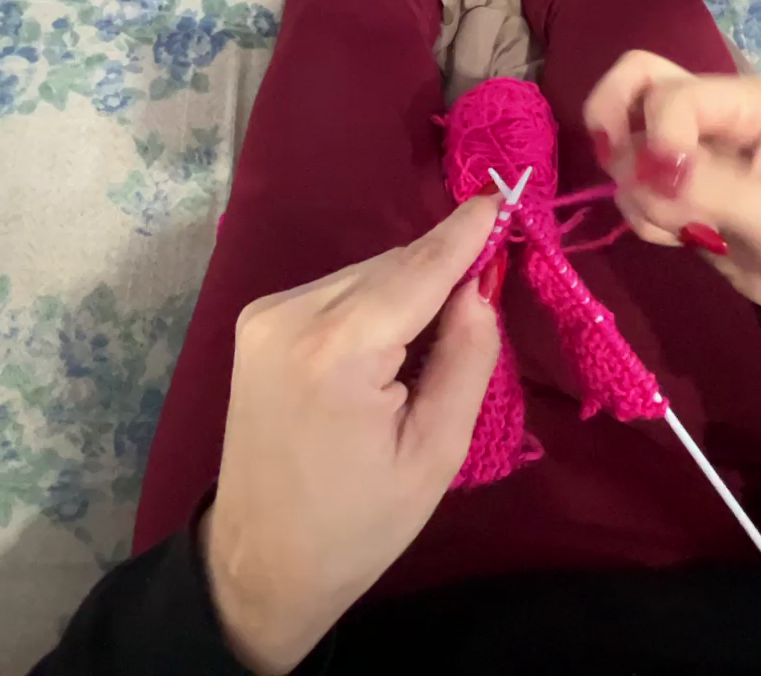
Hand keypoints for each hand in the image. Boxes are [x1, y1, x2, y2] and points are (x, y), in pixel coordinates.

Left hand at [201, 197, 503, 673]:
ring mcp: (267, 312)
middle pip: (391, 267)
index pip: (417, 270)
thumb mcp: (436, 452)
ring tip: (426, 342)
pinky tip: (385, 341)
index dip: (463, 233)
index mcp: (337, 351)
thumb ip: (466, 357)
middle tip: (485, 290)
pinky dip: (374, 300)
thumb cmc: (359, 523)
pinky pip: (339, 289)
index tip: (502, 197)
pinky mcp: (258, 319)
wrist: (259, 562)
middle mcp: (292, 314)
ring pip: (365, 273)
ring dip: (407, 288)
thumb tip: (479, 285)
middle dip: (441, 269)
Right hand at [584, 50, 760, 345]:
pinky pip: (628, 189)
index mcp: (747, 103)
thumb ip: (714, 188)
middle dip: (613, 125)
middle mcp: (711, 116)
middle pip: (632, 81)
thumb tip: (652, 170)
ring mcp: (687, 152)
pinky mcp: (672, 190)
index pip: (670, 94)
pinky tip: (681, 238)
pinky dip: (642, 216)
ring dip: (637, 190)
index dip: (659, 138)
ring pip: (623, 144)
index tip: (672, 187)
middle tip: (619, 168)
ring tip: (685, 226)